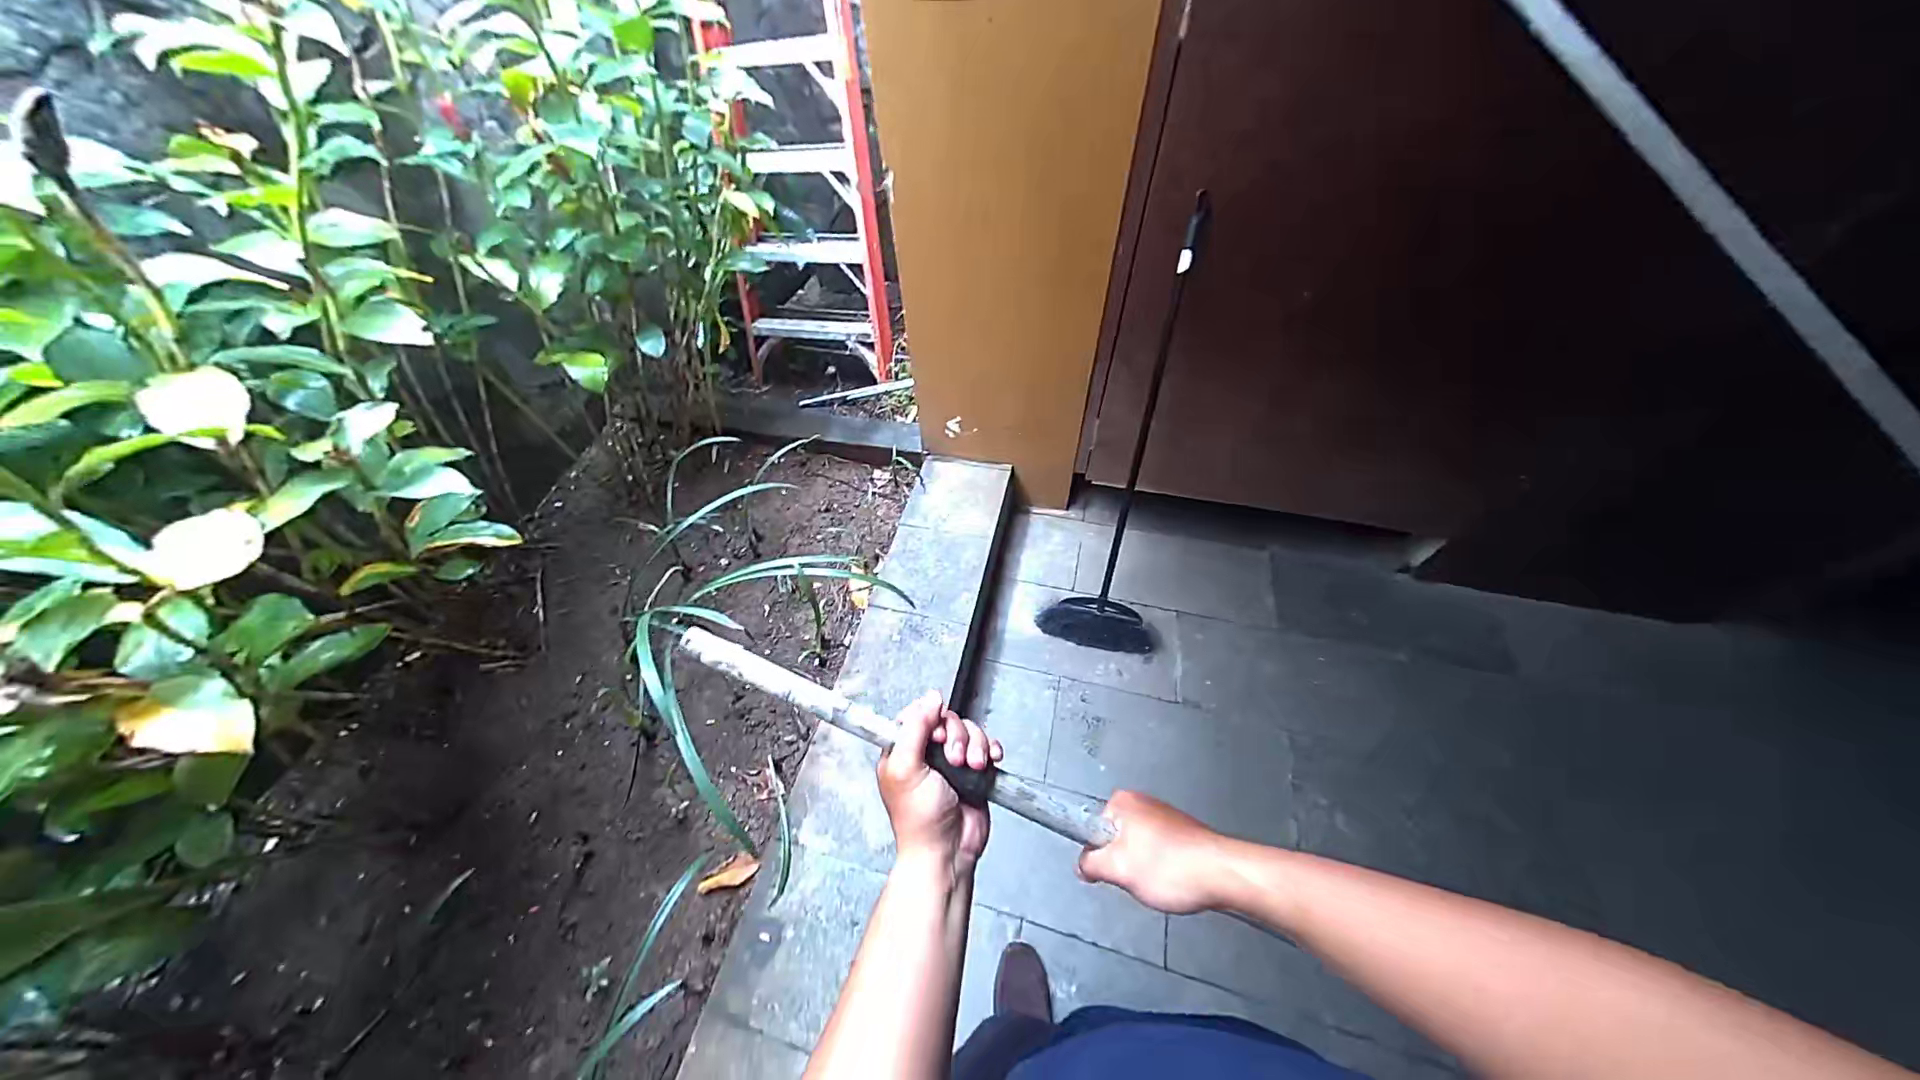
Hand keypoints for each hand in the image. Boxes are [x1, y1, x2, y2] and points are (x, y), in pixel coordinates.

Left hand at [877, 691, 1001, 878]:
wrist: (948, 851)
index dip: (931, 719)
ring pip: (969, 730)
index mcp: (901, 749)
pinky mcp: (973, 771)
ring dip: (975, 745)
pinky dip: (990, 750)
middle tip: (953, 759)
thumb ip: (914, 729)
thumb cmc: (920, 821)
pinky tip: (988, 762)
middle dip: (956, 736)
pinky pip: (986, 745)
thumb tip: (929, 699)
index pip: (918, 714)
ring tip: (971, 767)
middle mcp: (926, 752)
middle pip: (947, 719)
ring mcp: (951, 761)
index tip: (934, 737)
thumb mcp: (905, 768)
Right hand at [1077, 790, 1232, 914]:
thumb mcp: (1116, 870)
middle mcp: (1142, 802)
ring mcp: (1163, 816)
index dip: (1098, 854)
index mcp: (1122, 801)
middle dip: (1122, 863)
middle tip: (1135, 878)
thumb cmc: (1171, 867)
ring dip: (1144, 868)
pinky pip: (1159, 853)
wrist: (1222, 874)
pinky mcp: (1181, 833)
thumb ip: (1089, 864)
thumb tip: (1082, 865)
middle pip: (1115, 839)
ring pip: (1137, 849)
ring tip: (1160, 880)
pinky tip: (1174, 880)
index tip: (1110, 870)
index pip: (1091, 829)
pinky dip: (1163, 868)